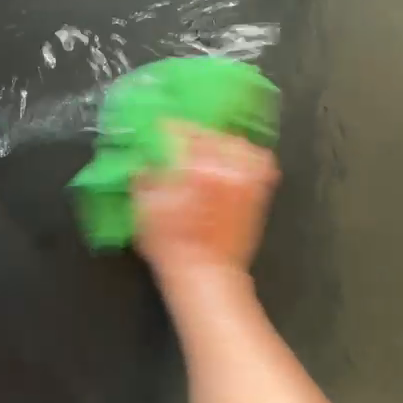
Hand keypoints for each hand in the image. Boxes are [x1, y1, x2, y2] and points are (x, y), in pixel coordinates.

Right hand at [133, 124, 279, 276]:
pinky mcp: (259, 188)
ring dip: (218, 144)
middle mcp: (223, 166)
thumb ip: (144, 179)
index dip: (166, 128)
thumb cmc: (171, 247)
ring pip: (233, 143)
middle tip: (180, 143)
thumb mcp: (145, 211)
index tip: (159, 130)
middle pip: (208, 133)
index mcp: (192, 167)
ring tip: (206, 154)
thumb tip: (144, 160)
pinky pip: (257, 159)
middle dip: (192, 136)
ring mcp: (244, 176)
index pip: (179, 131)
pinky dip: (245, 157)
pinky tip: (231, 165)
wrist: (206, 274)